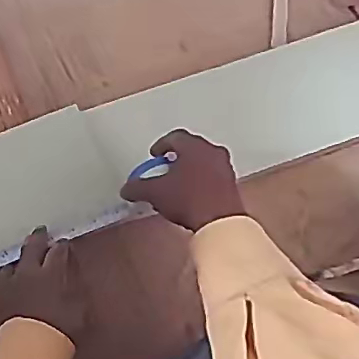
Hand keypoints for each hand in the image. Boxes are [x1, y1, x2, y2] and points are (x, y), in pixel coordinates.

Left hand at [0, 227, 86, 341]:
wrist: (28, 347)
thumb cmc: (59, 331)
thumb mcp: (79, 310)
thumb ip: (76, 292)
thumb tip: (73, 284)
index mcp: (52, 273)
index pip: (58, 252)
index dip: (62, 246)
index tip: (64, 244)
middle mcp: (30, 272)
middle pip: (34, 246)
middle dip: (39, 237)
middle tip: (42, 231)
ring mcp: (12, 282)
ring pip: (16, 261)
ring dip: (23, 256)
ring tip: (27, 255)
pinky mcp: (0, 295)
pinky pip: (5, 277)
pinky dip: (10, 273)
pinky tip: (12, 276)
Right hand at [119, 129, 245, 231]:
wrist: (218, 221)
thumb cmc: (187, 198)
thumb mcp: (154, 192)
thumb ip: (137, 187)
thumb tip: (127, 189)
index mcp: (194, 147)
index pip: (175, 137)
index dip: (161, 145)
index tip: (154, 155)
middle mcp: (213, 152)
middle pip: (191, 148)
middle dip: (175, 157)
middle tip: (163, 168)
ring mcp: (225, 168)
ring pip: (202, 162)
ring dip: (188, 169)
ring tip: (175, 184)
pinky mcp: (231, 184)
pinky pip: (211, 175)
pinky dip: (199, 180)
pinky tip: (188, 196)